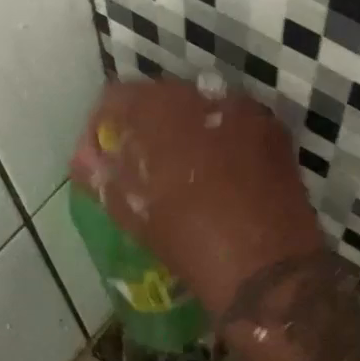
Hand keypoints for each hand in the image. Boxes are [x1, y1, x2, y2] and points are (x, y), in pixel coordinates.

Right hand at [69, 79, 326, 317]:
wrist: (265, 265)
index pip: (115, 98)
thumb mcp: (129, 211)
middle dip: (147, 127)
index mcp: (155, 109)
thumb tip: (86, 157)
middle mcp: (200, 96)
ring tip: (186, 171)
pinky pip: (236, 125)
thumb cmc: (186, 238)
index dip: (104, 127)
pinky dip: (224, 141)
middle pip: (160, 99)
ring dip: (187, 131)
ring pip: (201, 109)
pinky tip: (224, 175)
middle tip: (145, 165)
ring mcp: (242, 109)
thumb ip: (101, 173)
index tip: (105, 157)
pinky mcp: (273, 130)